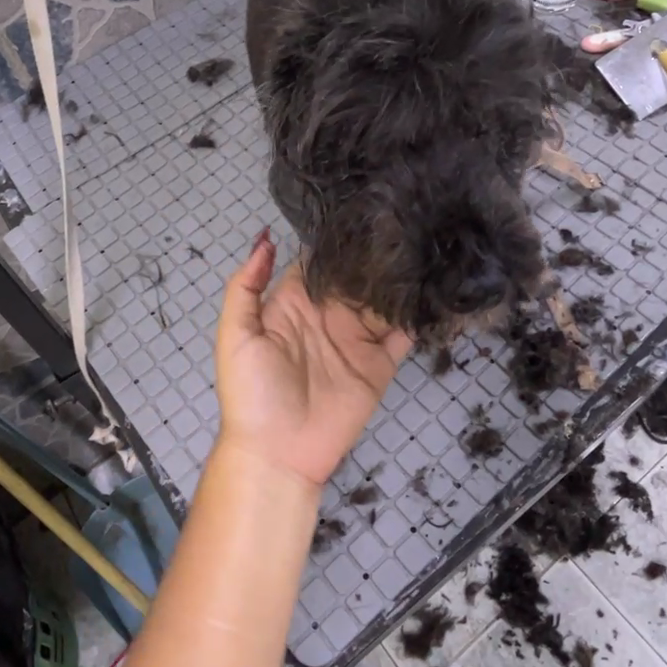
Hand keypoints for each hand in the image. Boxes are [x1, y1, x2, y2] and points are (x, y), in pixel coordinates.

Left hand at [214, 230, 413, 486]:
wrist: (277, 453)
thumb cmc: (251, 392)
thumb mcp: (235, 334)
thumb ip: (245, 285)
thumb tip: (265, 237)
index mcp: (294, 303)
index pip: (320, 263)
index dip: (338, 242)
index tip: (363, 214)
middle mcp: (328, 315)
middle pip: (356, 278)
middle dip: (376, 256)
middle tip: (404, 224)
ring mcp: (356, 339)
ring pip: (382, 301)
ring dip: (398, 281)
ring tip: (422, 249)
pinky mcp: (379, 364)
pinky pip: (402, 335)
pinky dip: (416, 315)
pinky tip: (431, 290)